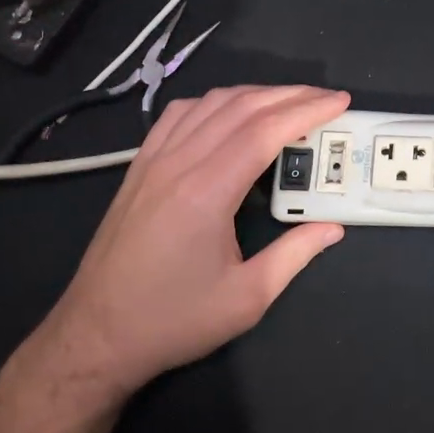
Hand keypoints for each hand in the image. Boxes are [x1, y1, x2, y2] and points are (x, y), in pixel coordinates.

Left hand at [30, 85, 350, 395]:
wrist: (94, 337)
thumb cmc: (173, 320)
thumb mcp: (246, 299)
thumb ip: (294, 256)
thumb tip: (333, 227)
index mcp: (207, 192)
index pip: (264, 131)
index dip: (306, 111)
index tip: (339, 102)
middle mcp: (179, 164)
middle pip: (242, 107)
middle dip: (291, 95)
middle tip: (327, 99)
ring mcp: (153, 160)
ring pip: (211, 103)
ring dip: (256, 94)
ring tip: (289, 103)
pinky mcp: (139, 167)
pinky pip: (180, 114)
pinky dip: (215, 102)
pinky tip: (232, 113)